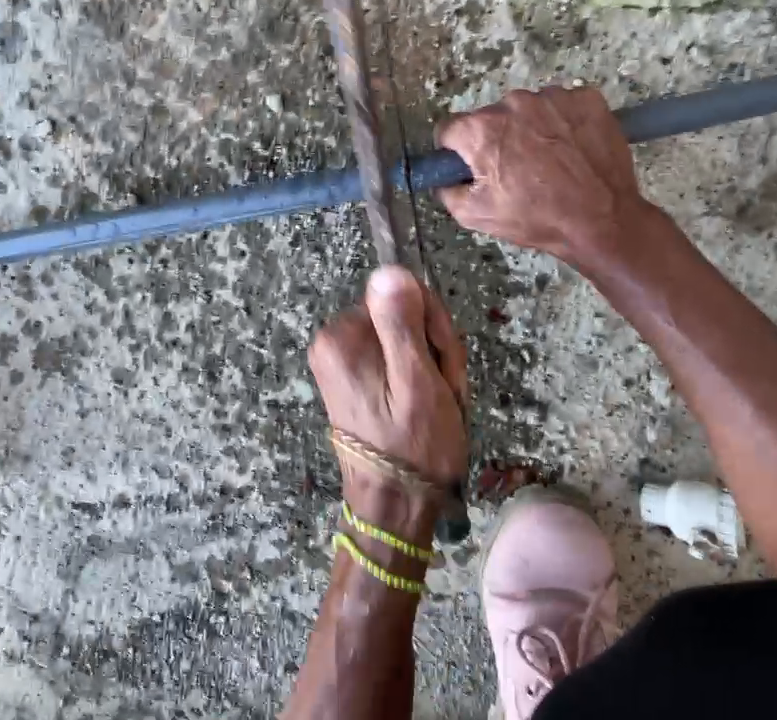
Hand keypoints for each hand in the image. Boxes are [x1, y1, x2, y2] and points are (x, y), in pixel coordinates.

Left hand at [308, 267, 468, 501]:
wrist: (395, 507)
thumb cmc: (414, 449)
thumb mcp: (418, 383)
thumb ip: (402, 324)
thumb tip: (389, 269)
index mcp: (344, 337)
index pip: (405, 297)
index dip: (435, 330)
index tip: (444, 370)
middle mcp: (332, 341)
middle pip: (403, 317)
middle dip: (433, 350)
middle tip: (444, 393)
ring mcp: (338, 360)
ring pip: (404, 338)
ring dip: (430, 367)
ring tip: (437, 406)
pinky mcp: (349, 378)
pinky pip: (393, 359)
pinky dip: (416, 379)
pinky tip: (424, 407)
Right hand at [435, 86, 651, 263]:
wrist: (602, 220)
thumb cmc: (537, 219)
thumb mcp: (476, 216)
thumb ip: (448, 191)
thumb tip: (443, 179)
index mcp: (482, 129)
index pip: (451, 129)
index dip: (457, 151)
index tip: (471, 166)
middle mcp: (514, 103)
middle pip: (492, 117)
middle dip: (499, 140)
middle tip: (518, 171)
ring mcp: (554, 97)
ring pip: (529, 109)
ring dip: (533, 129)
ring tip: (550, 162)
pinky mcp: (587, 98)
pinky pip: (564, 106)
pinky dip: (564, 122)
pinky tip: (572, 149)